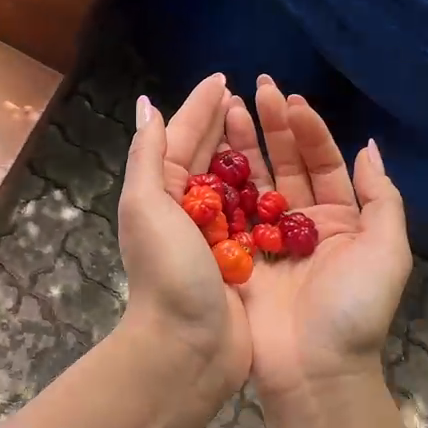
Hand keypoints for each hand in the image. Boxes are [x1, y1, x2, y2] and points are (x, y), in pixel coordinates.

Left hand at [116, 74, 249, 394]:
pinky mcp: (239, 256)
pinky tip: (281, 171)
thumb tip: (149, 105)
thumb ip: (147, 154)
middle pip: (206, 152)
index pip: (181, 136)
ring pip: (232, 178)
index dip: (201, 106)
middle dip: (224, 120)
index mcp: (158, 190)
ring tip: (268, 121)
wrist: (188, 348)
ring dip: (246, 148)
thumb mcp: (146, 205)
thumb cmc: (167, 271)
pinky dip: (263, 188)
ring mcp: (213, 232)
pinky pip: (253, 211)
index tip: (223, 78)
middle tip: (250, 91)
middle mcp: (184, 207)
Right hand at [225, 76, 411, 401]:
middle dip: (272, 124)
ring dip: (243, 141)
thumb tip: (368, 148)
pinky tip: (207, 147)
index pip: (322, 161)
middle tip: (256, 88)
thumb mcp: (387, 253)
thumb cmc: (353, 309)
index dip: (307, 129)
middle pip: (285, 161)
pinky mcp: (238, 249)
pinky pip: (229, 206)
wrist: (313, 370)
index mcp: (340, 218)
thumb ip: (382, 199)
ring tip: (228, 106)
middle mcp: (302, 219)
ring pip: (254, 176)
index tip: (289, 99)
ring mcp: (266, 233)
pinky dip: (220, 176)